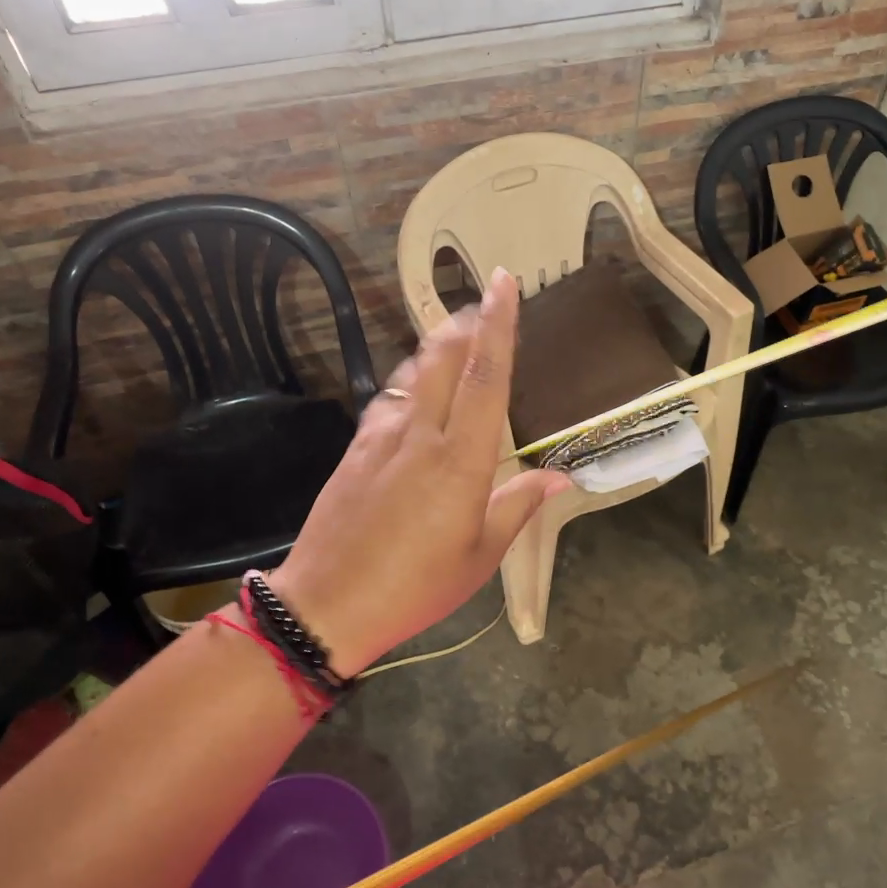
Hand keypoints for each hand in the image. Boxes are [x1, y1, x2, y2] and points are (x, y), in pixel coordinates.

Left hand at [268, 269, 569, 676]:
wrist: (327, 603)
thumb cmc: (415, 587)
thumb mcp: (480, 557)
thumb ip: (518, 505)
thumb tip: (559, 477)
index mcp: (461, 461)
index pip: (486, 378)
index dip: (499, 326)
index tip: (505, 284)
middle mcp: (421, 435)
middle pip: (444, 357)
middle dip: (466, 321)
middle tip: (484, 301)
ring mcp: (382, 438)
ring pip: (413, 372)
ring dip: (437, 345)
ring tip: (456, 334)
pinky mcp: (356, 448)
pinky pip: (389, 397)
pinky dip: (409, 379)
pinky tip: (415, 387)